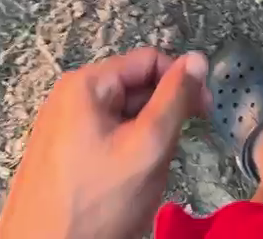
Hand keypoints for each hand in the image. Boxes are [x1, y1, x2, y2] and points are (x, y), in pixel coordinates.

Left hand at [0, 48, 211, 238]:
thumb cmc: (96, 205)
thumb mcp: (148, 145)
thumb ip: (177, 96)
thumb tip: (198, 57)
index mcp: (85, 85)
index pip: (151, 61)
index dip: (182, 82)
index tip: (203, 113)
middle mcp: (69, 99)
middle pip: (137, 88)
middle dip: (162, 116)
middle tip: (170, 151)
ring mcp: (61, 130)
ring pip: (125, 117)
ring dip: (146, 139)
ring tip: (145, 174)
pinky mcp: (59, 158)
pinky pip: (106, 140)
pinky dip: (125, 156)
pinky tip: (125, 186)